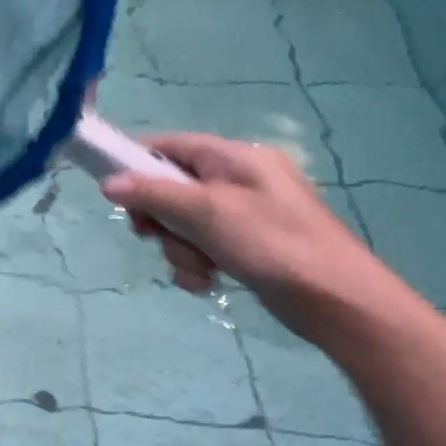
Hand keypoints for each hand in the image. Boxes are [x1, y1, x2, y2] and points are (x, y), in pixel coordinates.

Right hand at [100, 131, 394, 340]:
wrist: (338, 300)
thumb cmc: (271, 243)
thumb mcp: (203, 212)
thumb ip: (151, 193)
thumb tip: (108, 182)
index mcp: (235, 158)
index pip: (168, 146)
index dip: (135, 165)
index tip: (115, 195)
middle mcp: (241, 178)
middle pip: (170, 188)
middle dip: (160, 219)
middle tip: (154, 237)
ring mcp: (246, 211)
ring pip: (182, 221)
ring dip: (178, 247)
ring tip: (199, 268)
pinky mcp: (249, 242)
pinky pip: (202, 244)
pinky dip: (197, 262)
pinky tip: (207, 280)